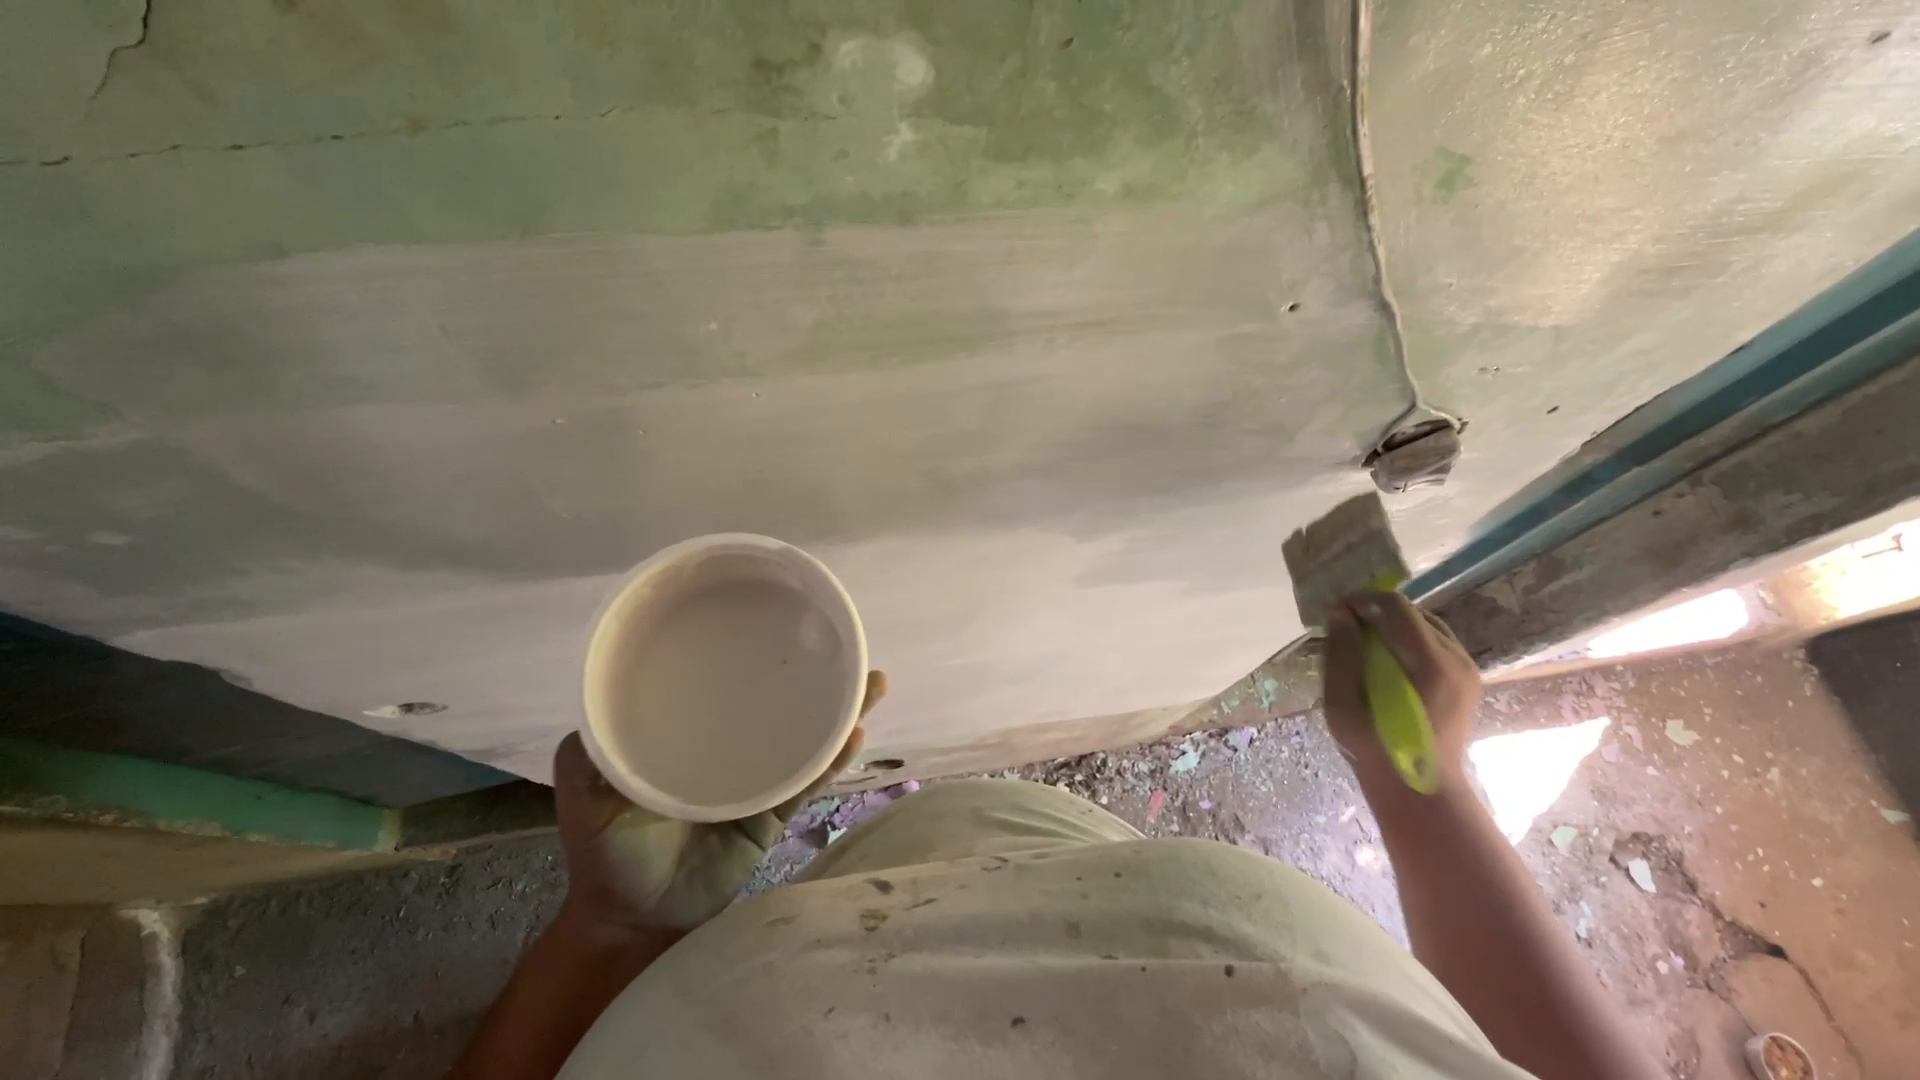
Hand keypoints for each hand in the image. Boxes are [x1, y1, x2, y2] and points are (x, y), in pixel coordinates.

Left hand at [553, 670, 887, 934]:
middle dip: (818, 678)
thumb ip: (589, 752)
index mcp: (689, 736)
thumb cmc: (606, 852)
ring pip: (804, 741)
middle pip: (777, 707)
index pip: (725, 686)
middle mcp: (729, 751)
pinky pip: (805, 786)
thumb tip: (606, 689)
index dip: (754, 654)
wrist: (633, 920)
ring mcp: (756, 784)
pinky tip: (853, 735)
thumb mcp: (585, 792)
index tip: (782, 620)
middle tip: (852, 651)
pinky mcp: (772, 818)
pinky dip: (830, 762)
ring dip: (839, 713)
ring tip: (870, 683)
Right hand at [1321, 592, 1479, 790]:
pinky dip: (1407, 643)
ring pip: (1425, 627)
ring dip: (1392, 628)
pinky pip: (1435, 645)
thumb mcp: (1343, 705)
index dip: (1361, 601)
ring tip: (1364, 648)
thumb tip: (1340, 613)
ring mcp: (1467, 670)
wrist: (1421, 791)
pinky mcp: (1467, 680)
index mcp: (1429, 664)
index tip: (1334, 615)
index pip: (1396, 606)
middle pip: (1413, 613)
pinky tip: (1387, 664)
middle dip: (1375, 614)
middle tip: (1345, 632)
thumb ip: (1342, 655)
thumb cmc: (1376, 751)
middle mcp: (1456, 659)